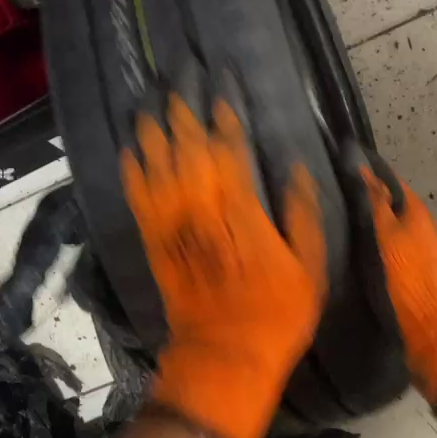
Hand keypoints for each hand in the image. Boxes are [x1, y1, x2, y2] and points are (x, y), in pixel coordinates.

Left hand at [121, 86, 326, 437]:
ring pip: (159, 168)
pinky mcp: (155, 242)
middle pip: (189, 150)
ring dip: (153, 134)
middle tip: (177, 82)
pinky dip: (132, 173)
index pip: (231, 151)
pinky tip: (128, 150)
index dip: (224, 118)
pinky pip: (139, 200)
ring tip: (147, 102)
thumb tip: (295, 167)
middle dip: (183, 114)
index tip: (219, 90)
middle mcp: (204, 209)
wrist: (225, 355)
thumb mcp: (309, 266)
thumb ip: (302, 213)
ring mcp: (175, 225)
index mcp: (243, 210)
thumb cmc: (277, 311)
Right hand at [351, 147, 436, 406]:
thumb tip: (361, 167)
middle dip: (371, 198)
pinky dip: (383, 242)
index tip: (343, 168)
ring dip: (377, 222)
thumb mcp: (383, 236)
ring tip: (348, 223)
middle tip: (340, 197)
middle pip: (395, 203)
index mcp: (417, 212)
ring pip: (398, 226)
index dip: (368, 172)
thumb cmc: (404, 279)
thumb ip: (373, 202)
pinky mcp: (424, 274)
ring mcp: (428, 252)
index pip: (390, 180)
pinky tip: (366, 250)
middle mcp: (426, 227)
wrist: (433, 333)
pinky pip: (400, 247)